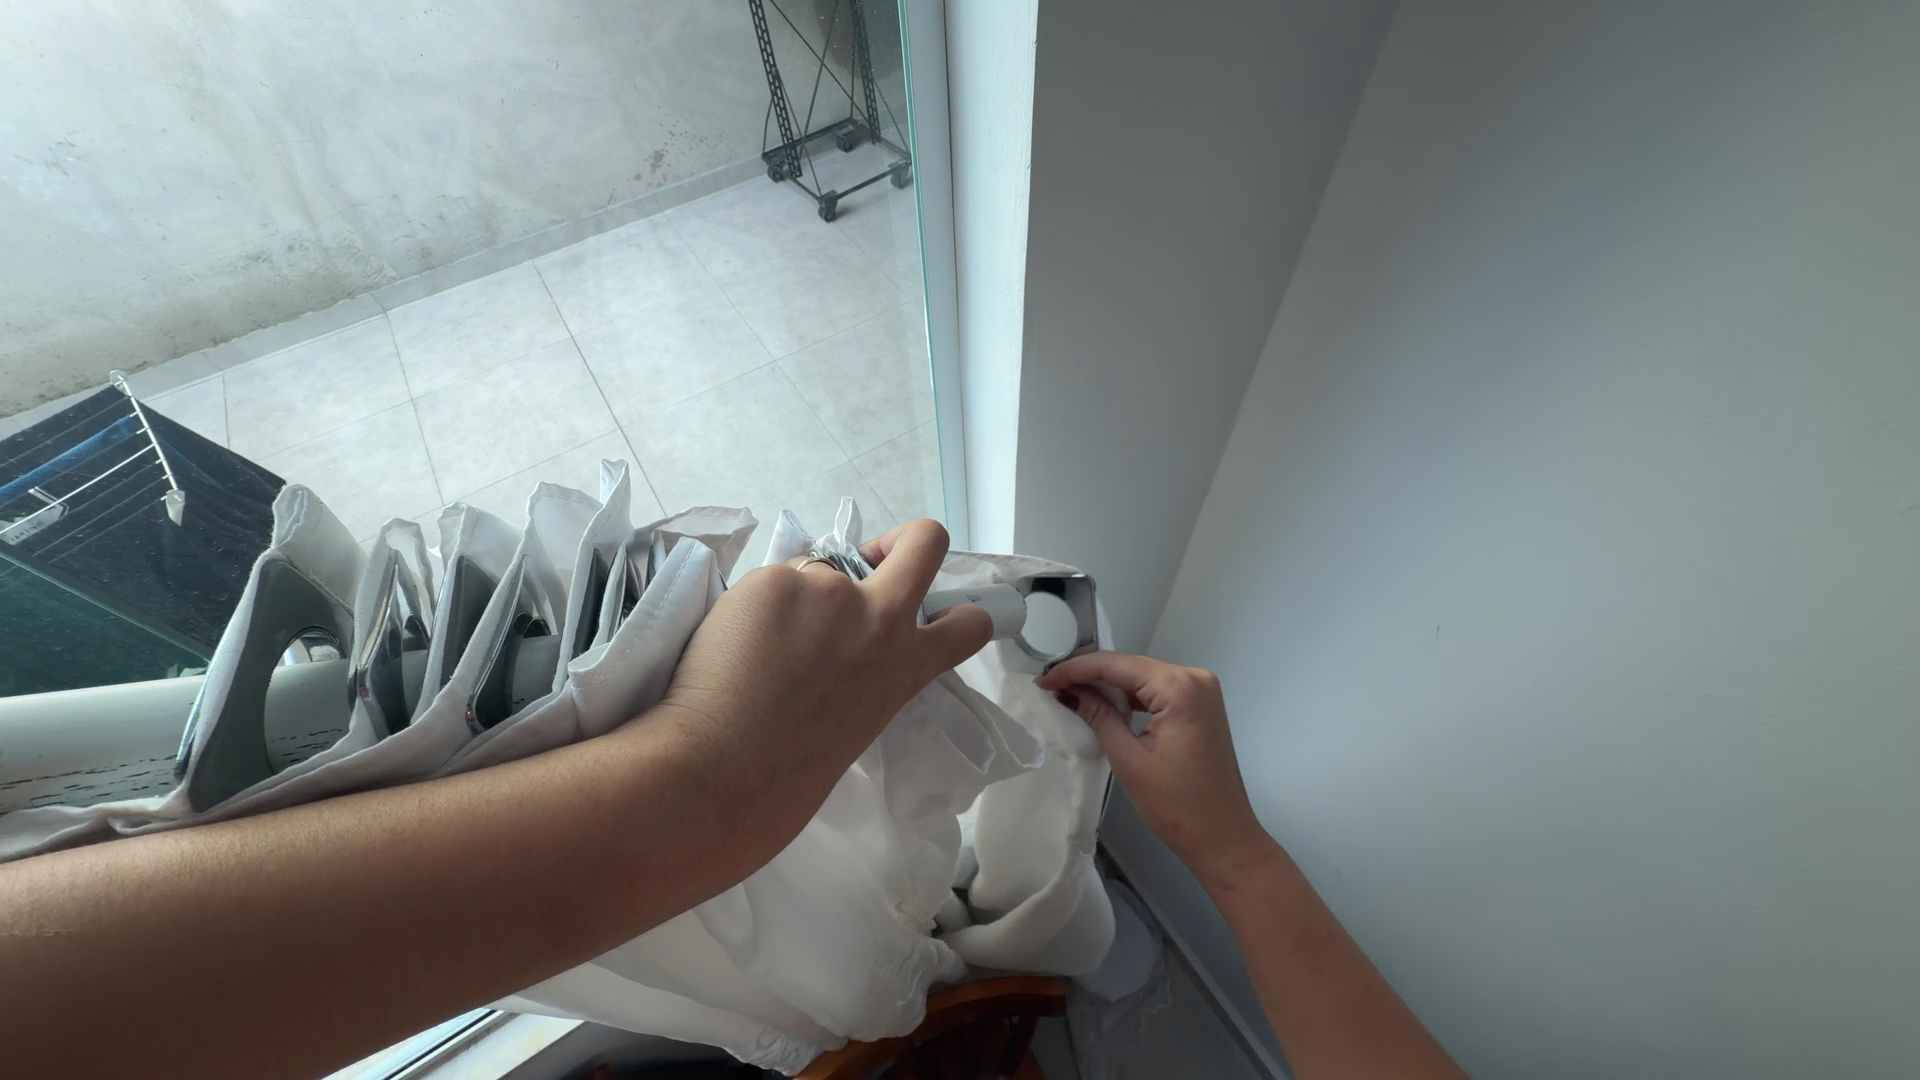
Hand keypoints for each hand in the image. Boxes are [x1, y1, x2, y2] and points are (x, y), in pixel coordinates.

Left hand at [655, 519, 993, 846]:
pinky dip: (755, 607)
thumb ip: (869, 669)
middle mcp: (881, 618)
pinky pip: (771, 582)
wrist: (721, 773)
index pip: (970, 622)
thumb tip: (841, 639)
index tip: (927, 612)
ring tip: (761, 651)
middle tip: (870, 560)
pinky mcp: (776, 579)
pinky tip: (733, 648)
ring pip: (819, 570)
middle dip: (901, 542)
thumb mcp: (861, 719)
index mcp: (906, 665)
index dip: (954, 611)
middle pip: (924, 541)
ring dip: (798, 598)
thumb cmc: (788, 772)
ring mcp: (830, 591)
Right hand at [1037, 651, 1273, 885]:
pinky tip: (1103, 703)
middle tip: (1051, 686)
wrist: (1224, 838)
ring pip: (1141, 675)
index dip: (1075, 670)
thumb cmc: (1177, 805)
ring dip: (1107, 684)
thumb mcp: (1128, 759)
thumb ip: (1097, 716)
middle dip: (1089, 674)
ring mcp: (1201, 690)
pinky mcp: (1200, 704)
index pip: (1116, 665)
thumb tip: (1069, 691)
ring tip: (1069, 693)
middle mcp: (1194, 678)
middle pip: (1129, 665)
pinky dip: (1129, 695)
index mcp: (1179, 687)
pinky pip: (1156, 689)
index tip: (1043, 681)